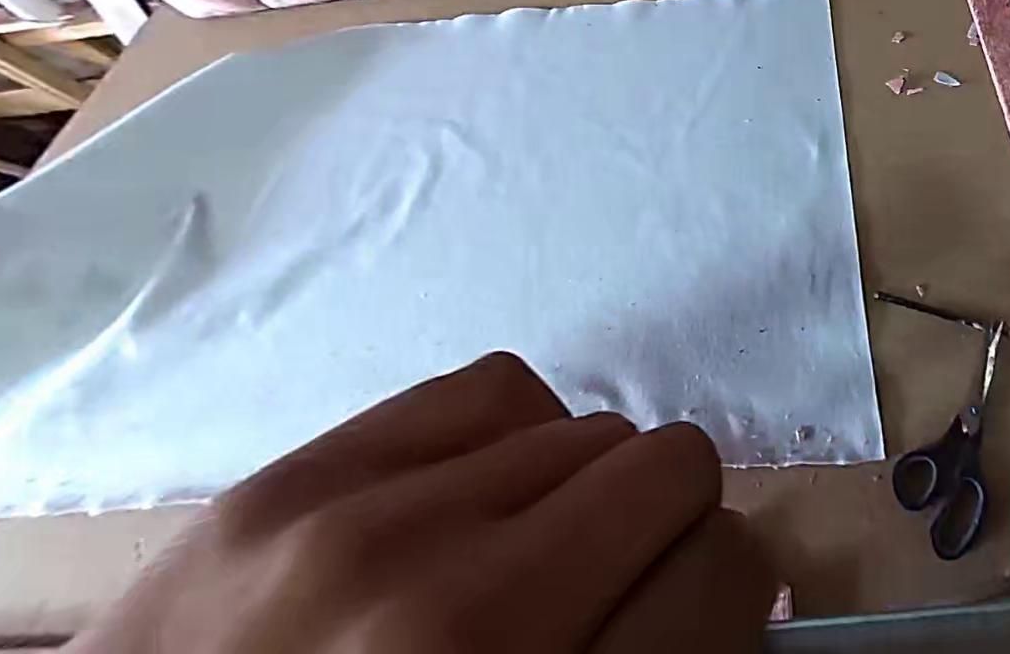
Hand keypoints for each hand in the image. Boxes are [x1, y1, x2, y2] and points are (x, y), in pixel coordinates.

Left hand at [68, 353, 775, 653]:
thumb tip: (729, 565)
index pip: (728, 568)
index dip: (724, 591)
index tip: (685, 610)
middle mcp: (448, 623)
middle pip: (675, 466)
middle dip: (659, 526)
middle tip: (597, 586)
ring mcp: (353, 540)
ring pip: (594, 427)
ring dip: (575, 493)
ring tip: (505, 561)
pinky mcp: (280, 487)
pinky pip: (495, 385)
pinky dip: (506, 443)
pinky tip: (454, 510)